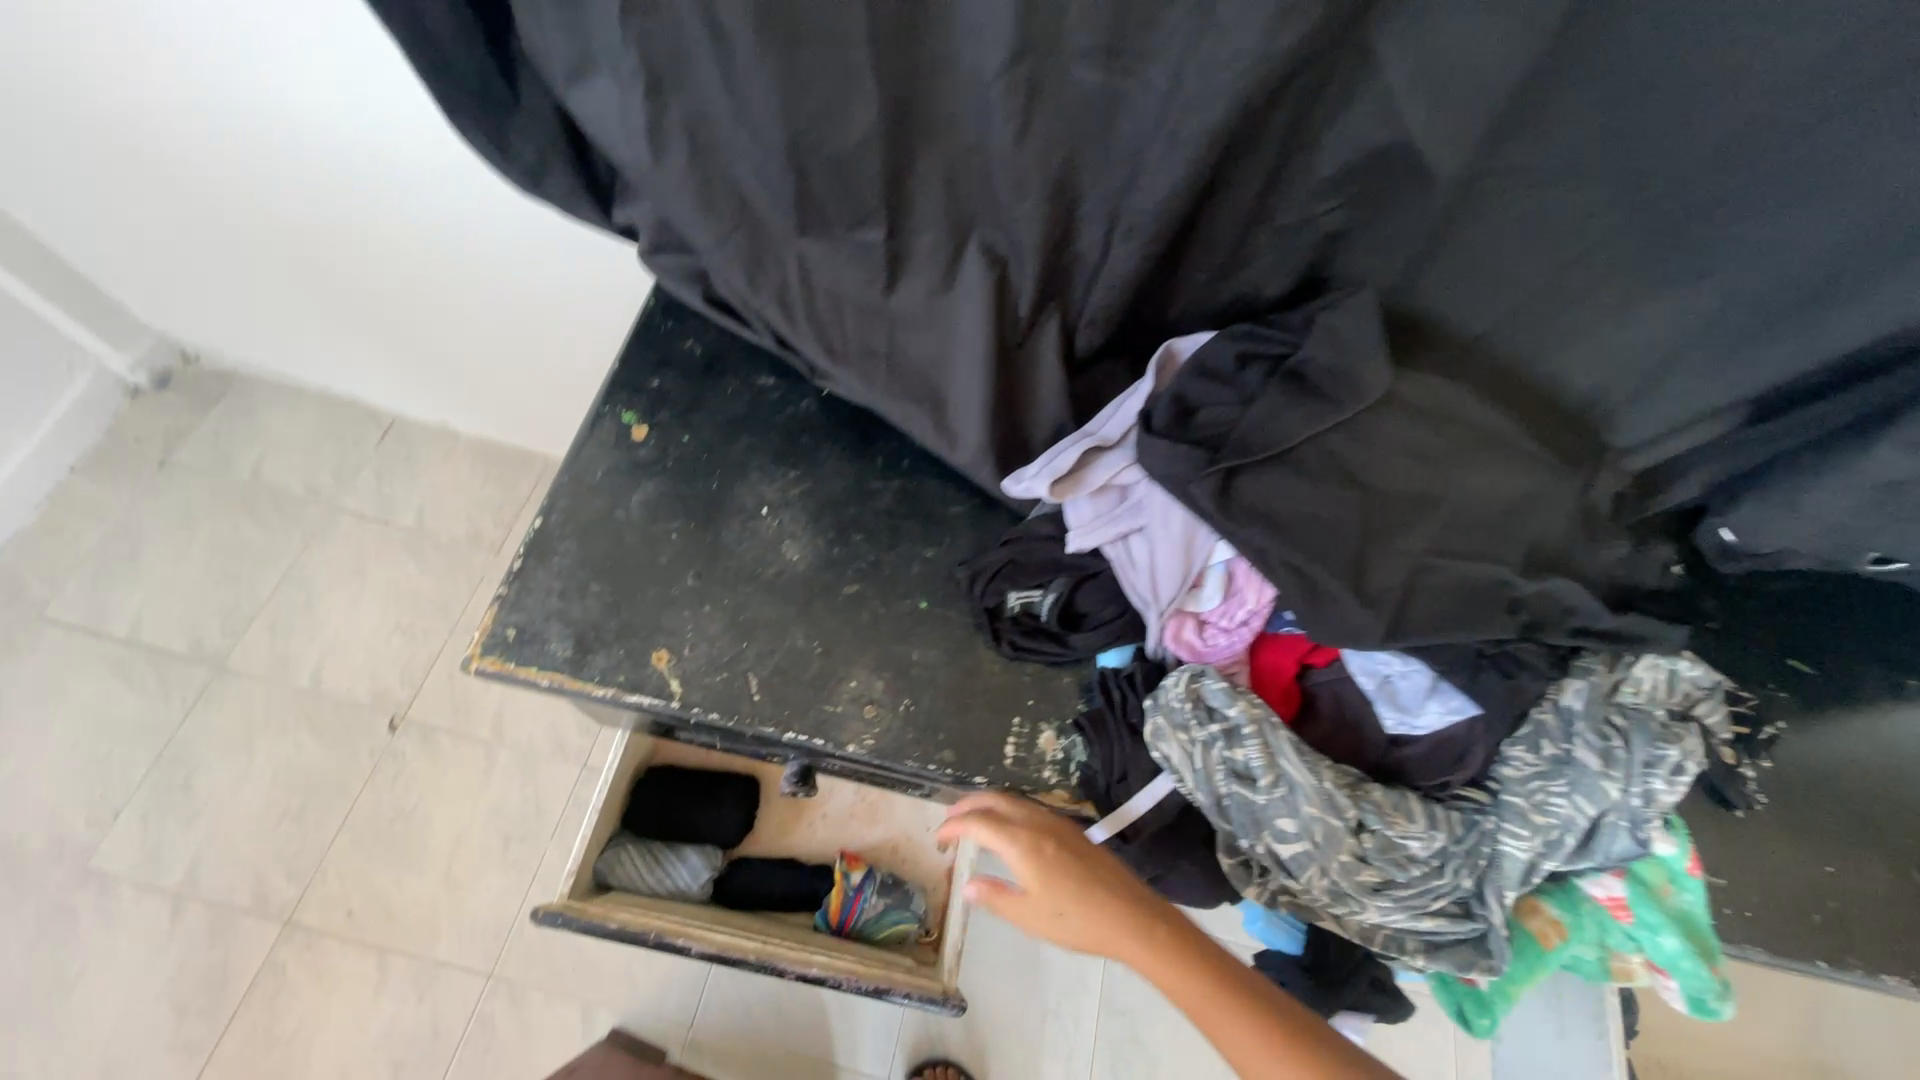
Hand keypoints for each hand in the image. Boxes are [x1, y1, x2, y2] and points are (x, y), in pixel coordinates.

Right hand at [937, 791, 1185, 962]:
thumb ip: (994, 897)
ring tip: (975, 820)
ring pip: (1015, 800)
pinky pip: (1031, 807)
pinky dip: (1010, 810)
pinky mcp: (1072, 829)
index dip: (954, 826)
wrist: (1132, 916)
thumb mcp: (1028, 916)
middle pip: (995, 799)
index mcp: (1022, 842)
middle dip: (968, 804)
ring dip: (990, 804)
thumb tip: (967, 886)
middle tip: (950, 818)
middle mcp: (1037, 822)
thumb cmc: (1077, 920)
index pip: (978, 822)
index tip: (939, 837)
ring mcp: (1058, 822)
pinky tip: (1010, 830)